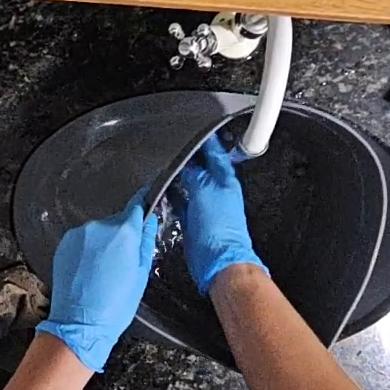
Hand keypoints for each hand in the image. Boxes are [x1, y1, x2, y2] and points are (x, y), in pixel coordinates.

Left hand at [36, 191, 160, 371]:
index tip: (147, 201)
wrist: (79, 324)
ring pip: (99, 232)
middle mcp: (99, 226)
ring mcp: (79, 234)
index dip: (143, 205)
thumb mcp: (141, 274)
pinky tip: (89, 271)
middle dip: (122, 236)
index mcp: (124, 232)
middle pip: (117, 221)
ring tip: (104, 271)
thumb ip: (146, 242)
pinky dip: (87, 250)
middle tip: (123, 261)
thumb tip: (150, 221)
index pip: (137, 206)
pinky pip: (82, 240)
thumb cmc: (114, 305)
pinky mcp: (64, 243)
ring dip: (103, 243)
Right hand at [176, 134, 267, 293]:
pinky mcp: (193, 220)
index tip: (197, 129)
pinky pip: (181, 202)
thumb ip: (195, 174)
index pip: (216, 153)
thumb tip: (187, 164)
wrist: (218, 260)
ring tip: (167, 165)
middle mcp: (216, 191)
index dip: (207, 141)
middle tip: (177, 145)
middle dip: (190, 157)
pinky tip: (164, 189)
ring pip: (190, 184)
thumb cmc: (220, 228)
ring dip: (180, 176)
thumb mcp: (205, 191)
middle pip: (202, 168)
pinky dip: (173, 194)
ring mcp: (204, 206)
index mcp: (225, 180)